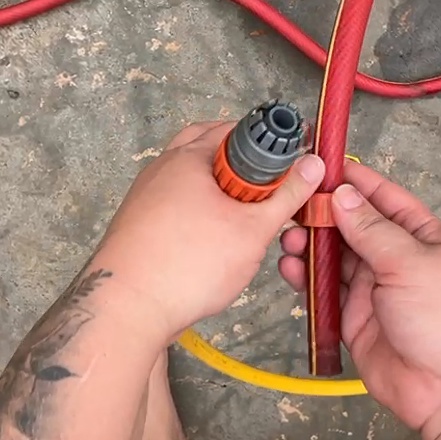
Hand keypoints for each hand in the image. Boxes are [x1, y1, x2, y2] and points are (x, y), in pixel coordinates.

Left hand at [93, 121, 323, 345]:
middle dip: (240, 164)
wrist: (127, 308)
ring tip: (242, 218)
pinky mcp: (138, 223)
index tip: (289, 166)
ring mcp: (145, 195)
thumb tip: (312, 167)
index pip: (236, 131)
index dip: (267, 146)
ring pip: (190, 179)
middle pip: (208, 149)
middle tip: (266, 188)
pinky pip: (175, 204)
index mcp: (189, 158)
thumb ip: (286, 196)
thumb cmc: (186, 265)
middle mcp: (162, 168)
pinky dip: (197, 210)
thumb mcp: (252, 229)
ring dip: (217, 189)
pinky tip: (213, 239)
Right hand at [278, 162, 440, 439]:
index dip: (356, 182)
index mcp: (425, 238)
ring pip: (335, 261)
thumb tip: (345, 197)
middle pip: (354, 229)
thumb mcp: (414, 263)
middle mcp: (399, 262)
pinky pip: (326, 294)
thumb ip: (373, 231)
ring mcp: (376, 293)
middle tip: (293, 206)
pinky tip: (289, 268)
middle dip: (324, 216)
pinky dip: (306, 281)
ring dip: (311, 247)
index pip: (385, 200)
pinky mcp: (356, 322)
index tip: (324, 165)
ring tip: (289, 238)